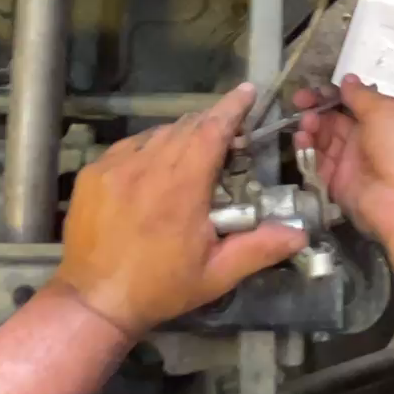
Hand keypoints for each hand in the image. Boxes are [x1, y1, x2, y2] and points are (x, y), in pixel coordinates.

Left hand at [54, 83, 307, 336]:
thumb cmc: (160, 288)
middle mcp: (147, 168)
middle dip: (211, 123)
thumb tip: (300, 233)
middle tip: (227, 139)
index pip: (211, 131)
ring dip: (181, 137)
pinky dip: (149, 148)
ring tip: (192, 156)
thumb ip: (259, 249)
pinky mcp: (94, 172)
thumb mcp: (216, 275)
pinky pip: (130, 145)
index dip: (231, 108)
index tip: (246, 92)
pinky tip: (154, 169)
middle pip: (187, 126)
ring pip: (158, 133)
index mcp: (181, 188)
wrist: (93, 302)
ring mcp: (115, 167)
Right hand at [293, 75, 393, 239]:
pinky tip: (302, 141)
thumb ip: (361, 96)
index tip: (315, 91)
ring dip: (311, 128)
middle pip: (336, 121)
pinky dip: (308, 152)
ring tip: (306, 124)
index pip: (354, 103)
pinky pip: (319, 166)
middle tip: (300, 103)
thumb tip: (348, 80)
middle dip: (317, 109)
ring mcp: (354, 163)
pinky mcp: (340, 185)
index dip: (333, 95)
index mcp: (385, 119)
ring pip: (325, 141)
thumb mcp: (386, 110)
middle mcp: (369, 140)